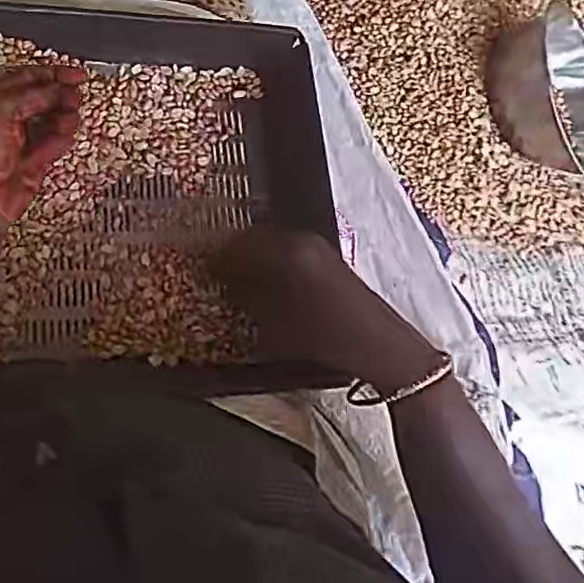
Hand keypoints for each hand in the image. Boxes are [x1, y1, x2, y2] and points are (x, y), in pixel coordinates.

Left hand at [0, 66, 84, 240]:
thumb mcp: (3, 110)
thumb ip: (34, 94)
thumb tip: (58, 87)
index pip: (28, 77)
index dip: (52, 73)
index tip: (75, 74)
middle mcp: (8, 118)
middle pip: (43, 97)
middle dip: (62, 94)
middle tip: (76, 97)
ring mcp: (22, 140)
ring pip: (52, 120)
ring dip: (64, 117)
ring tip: (69, 120)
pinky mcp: (34, 162)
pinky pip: (54, 145)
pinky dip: (61, 140)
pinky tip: (65, 137)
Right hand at [214, 226, 442, 392]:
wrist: (379, 346)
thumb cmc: (325, 337)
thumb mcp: (275, 325)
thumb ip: (247, 297)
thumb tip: (226, 282)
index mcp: (286, 252)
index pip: (239, 245)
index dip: (218, 257)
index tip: (204, 268)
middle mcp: (301, 240)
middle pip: (255, 237)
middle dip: (234, 253)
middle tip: (217, 272)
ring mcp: (317, 245)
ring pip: (272, 241)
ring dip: (253, 255)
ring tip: (238, 278)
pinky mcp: (327, 256)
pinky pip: (289, 248)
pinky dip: (272, 259)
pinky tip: (266, 281)